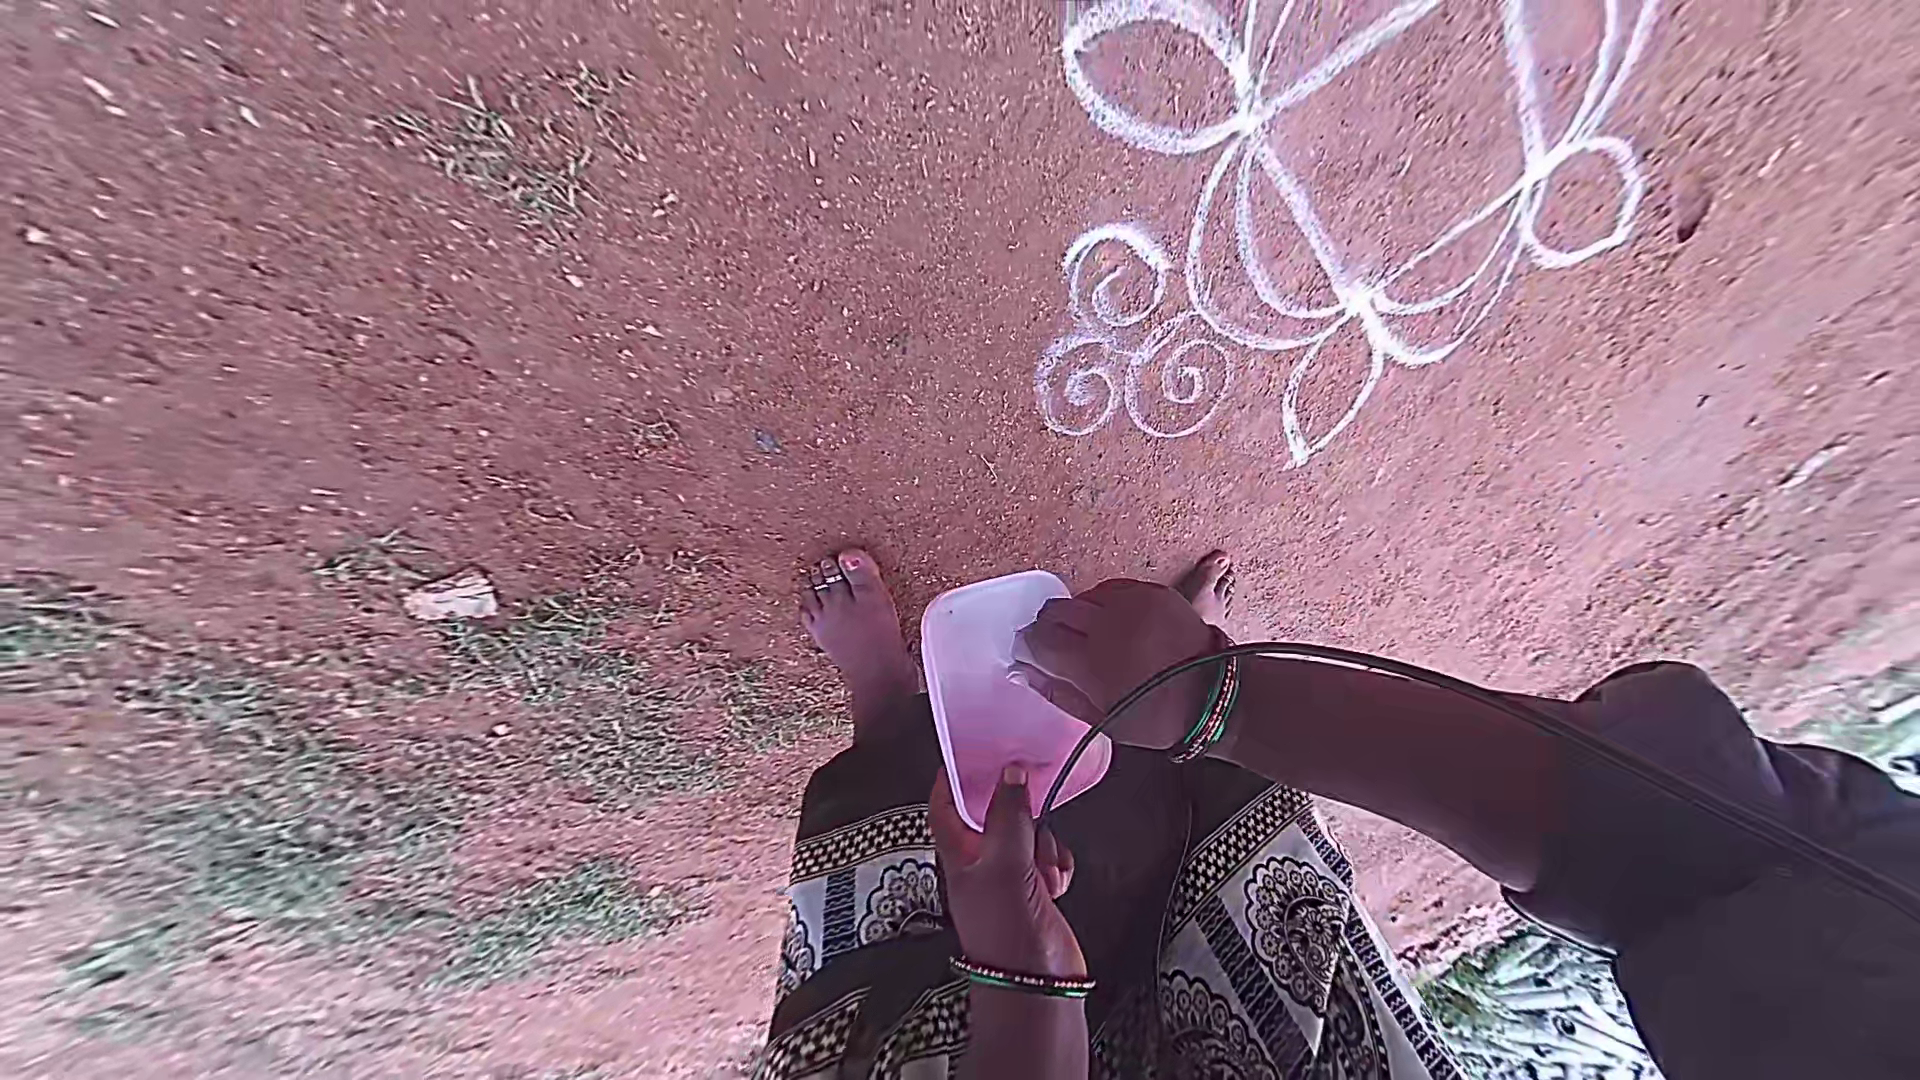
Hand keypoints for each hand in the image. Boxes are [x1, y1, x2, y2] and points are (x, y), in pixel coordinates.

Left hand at [929, 765, 1084, 977]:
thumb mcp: (1005, 864)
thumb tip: (1011, 773)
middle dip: (1018, 813)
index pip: (944, 805)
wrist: (1040, 989)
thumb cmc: (1008, 933)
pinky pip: (1048, 857)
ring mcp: (1009, 875)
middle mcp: (981, 861)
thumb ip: (1009, 815)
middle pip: (994, 814)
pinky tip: (1056, 884)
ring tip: (1044, 870)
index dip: (952, 780)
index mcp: (959, 853)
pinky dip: (1056, 864)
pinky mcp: (1035, 889)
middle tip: (1030, 815)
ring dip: (1042, 844)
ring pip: (1027, 833)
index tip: (969, 755)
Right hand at [1012, 578, 1219, 752]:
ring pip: (1081, 597)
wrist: (1216, 695)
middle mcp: (1106, 627)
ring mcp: (1130, 605)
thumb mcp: (1102, 719)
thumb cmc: (1157, 716)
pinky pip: (1111, 589)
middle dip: (1049, 626)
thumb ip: (1056, 691)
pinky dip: (1104, 603)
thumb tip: (1022, 671)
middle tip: (1059, 642)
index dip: (1030, 644)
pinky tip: (1114, 622)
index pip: (1039, 639)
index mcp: (1091, 665)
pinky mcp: (1151, 592)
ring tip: (1094, 635)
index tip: (1032, 650)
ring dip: (1078, 615)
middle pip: (1055, 611)